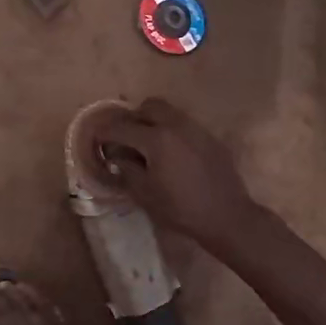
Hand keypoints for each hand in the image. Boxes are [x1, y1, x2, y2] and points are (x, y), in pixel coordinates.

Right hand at [89, 98, 262, 245]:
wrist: (228, 218)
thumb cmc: (181, 209)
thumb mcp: (144, 193)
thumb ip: (126, 168)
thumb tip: (116, 155)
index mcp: (156, 139)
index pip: (121, 127)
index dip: (104, 132)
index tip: (96, 139)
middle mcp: (176, 126)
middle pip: (148, 106)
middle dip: (132, 118)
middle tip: (125, 137)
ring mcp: (196, 129)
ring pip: (168, 112)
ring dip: (153, 121)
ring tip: (148, 144)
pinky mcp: (210, 138)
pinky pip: (184, 124)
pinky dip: (171, 131)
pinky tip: (172, 154)